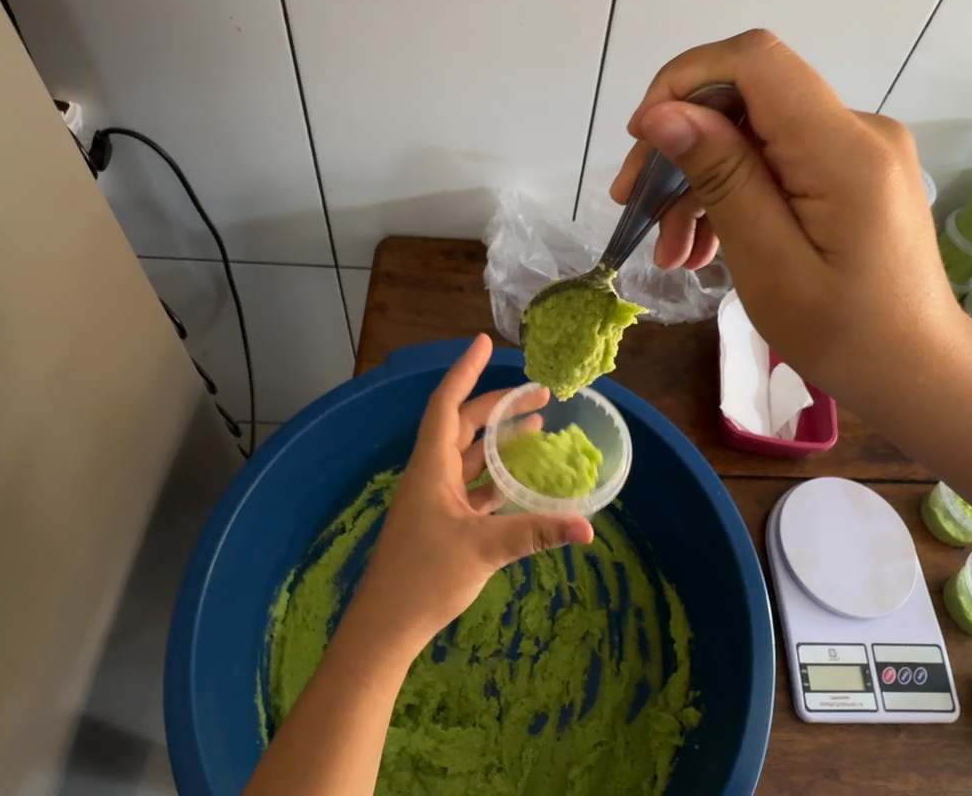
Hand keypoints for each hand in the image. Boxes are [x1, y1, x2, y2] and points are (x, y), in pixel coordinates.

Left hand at [342, 334, 594, 656]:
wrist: (384, 627)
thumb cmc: (423, 577)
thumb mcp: (484, 550)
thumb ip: (536, 534)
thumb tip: (587, 528)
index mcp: (431, 466)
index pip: (447, 404)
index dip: (466, 371)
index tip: (485, 343)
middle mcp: (431, 473)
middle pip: (465, 425)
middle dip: (499, 406)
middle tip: (540, 394)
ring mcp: (434, 499)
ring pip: (470, 455)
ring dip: (500, 440)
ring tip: (538, 427)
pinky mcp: (441, 522)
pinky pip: (472, 485)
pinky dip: (496, 476)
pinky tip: (521, 479)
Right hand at [609, 30, 971, 413]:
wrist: (917, 370)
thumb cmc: (846, 335)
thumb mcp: (769, 265)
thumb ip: (722, 179)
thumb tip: (664, 114)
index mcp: (843, 149)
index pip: (755, 61)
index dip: (685, 81)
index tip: (643, 137)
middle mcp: (856, 129)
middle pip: (745, 99)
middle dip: (680, 146)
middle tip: (633, 206)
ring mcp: (856, 148)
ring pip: (751, 134)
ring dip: (699, 183)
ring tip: (670, 252)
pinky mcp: (848, 169)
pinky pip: (774, 161)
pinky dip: (731, 195)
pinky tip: (702, 247)